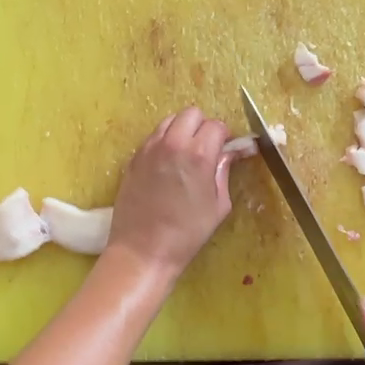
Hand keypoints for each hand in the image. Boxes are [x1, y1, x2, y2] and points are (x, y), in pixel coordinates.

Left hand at [105, 107, 234, 280]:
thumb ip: (224, 172)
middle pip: (192, 113)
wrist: (142, 250)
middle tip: (205, 149)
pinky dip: (164, 141)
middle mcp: (173, 143)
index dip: (224, 136)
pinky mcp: (134, 157)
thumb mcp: (218, 205)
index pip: (216, 125)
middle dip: (202, 126)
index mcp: (198, 154)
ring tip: (184, 154)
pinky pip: (153, 136)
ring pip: (170, 120)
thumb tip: (231, 153)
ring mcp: (149, 148)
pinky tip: (166, 164)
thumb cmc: (187, 234)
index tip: (224, 150)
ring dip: (181, 130)